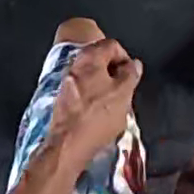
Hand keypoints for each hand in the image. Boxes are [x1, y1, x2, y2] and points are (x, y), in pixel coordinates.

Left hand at [45, 39, 141, 166]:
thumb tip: (134, 64)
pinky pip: (81, 92)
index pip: (113, 45)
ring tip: (112, 104)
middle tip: (124, 89)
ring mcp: (65, 83)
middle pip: (100, 60)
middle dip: (114, 73)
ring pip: (90, 77)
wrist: (66, 148)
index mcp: (90, 56)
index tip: (131, 74)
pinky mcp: (60, 102)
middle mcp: (75, 65)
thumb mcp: (124, 93)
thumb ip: (131, 74)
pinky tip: (97, 115)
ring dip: (103, 86)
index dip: (126, 58)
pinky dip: (91, 98)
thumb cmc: (97, 116)